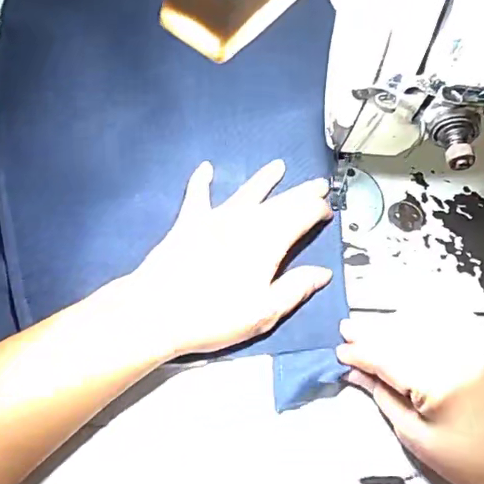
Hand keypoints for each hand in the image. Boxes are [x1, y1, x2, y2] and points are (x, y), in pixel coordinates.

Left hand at [119, 159, 333, 357]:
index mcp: (266, 244)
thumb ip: (295, 289)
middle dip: (302, 192)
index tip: (327, 211)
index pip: (302, 216)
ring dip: (264, 180)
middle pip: (280, 201)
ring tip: (277, 167)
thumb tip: (320, 274)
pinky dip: (202, 182)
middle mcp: (243, 224)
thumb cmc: (212, 316)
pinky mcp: (188, 224)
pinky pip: (198, 196)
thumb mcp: (264, 312)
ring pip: (246, 193)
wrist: (156, 312)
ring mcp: (214, 220)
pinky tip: (205, 169)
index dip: (318, 210)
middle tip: (317, 184)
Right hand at [337, 313, 483, 483]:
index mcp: (441, 381)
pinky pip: (443, 321)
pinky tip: (405, 329)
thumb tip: (358, 371)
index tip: (341, 351)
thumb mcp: (415, 436)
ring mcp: (476, 341)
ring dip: (394, 325)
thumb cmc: (472, 462)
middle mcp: (460, 352)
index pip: (387, 355)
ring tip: (372, 333)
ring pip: (420, 320)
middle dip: (372, 333)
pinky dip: (420, 322)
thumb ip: (383, 395)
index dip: (360, 352)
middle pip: (402, 331)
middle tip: (349, 333)